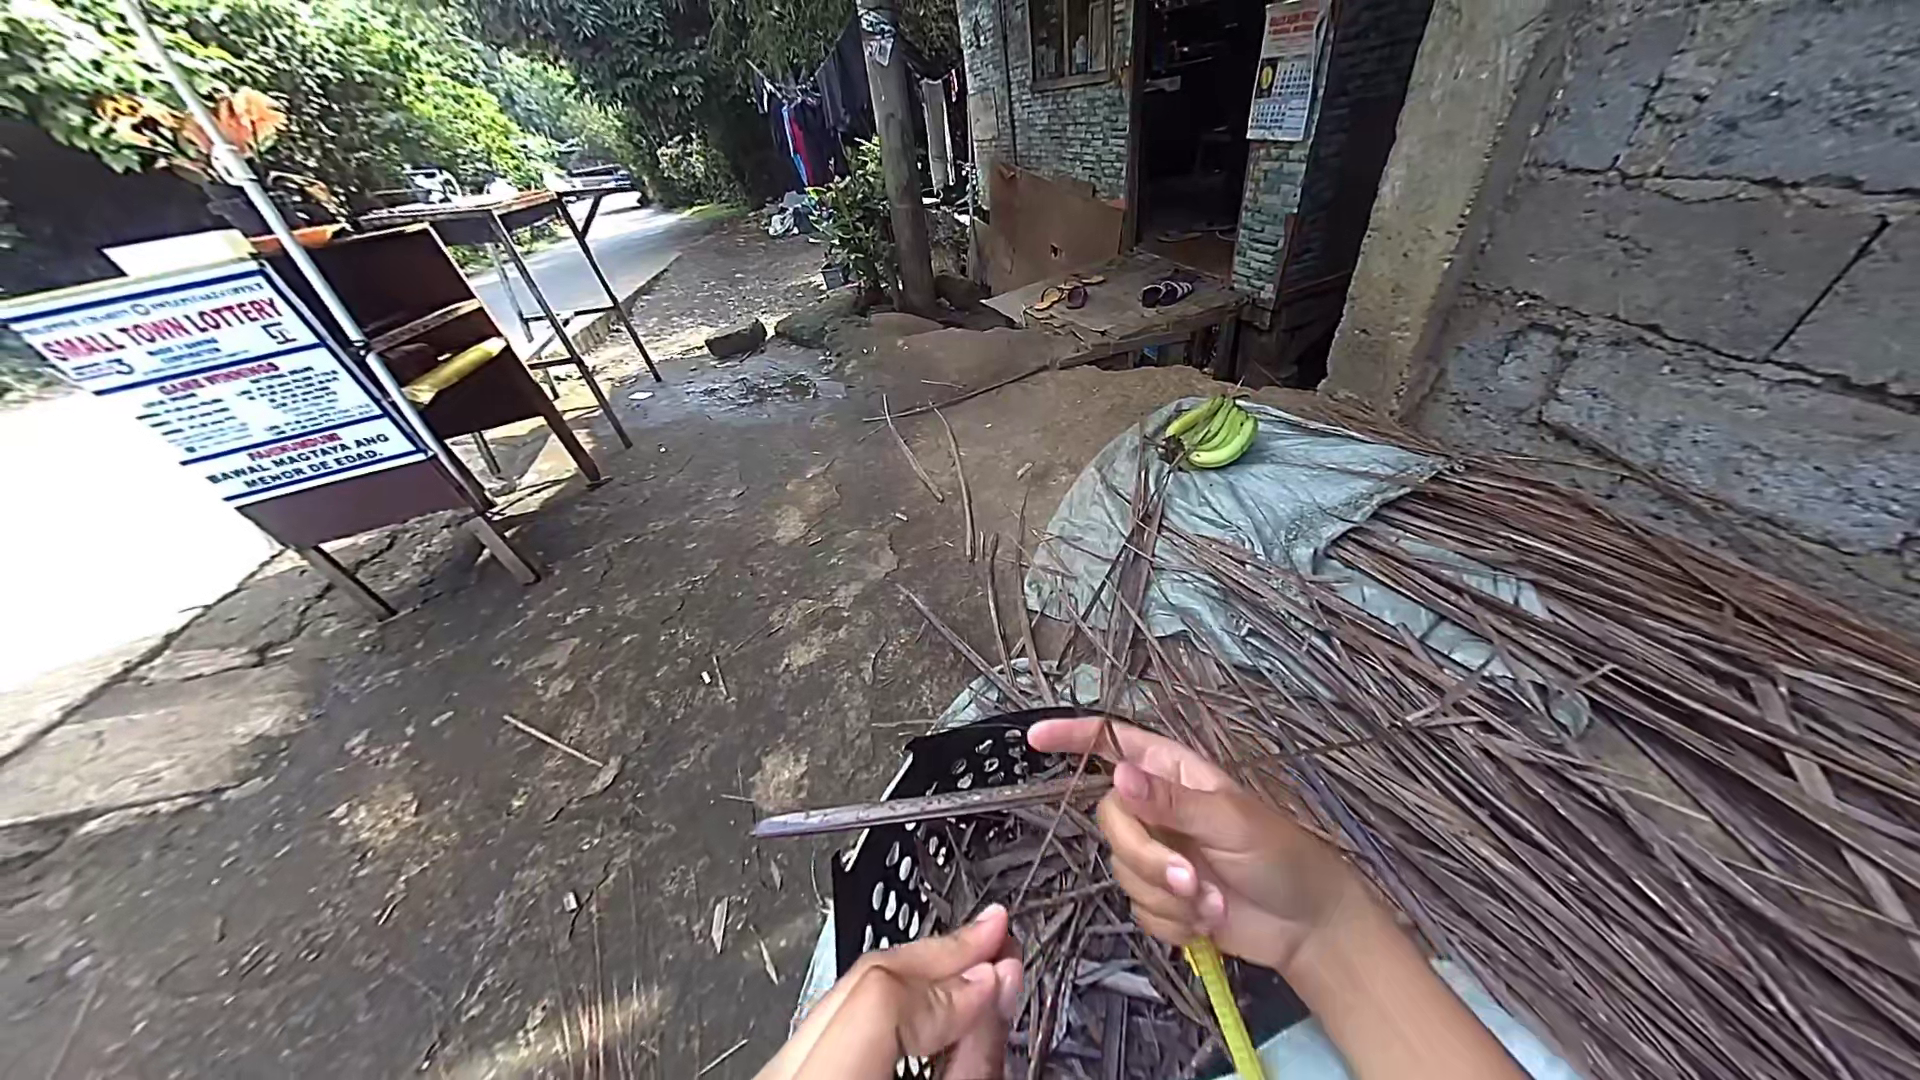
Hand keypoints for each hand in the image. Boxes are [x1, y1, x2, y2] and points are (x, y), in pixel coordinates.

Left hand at [754, 904, 1022, 1079]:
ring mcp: (779, 1061)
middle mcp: (784, 1065)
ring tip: (975, 951)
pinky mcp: (788, 1061)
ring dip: (925, 967)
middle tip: (998, 930)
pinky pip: (845, 1008)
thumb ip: (965, 1059)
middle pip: (868, 974)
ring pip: (856, 984)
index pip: (882, 994)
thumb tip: (997, 984)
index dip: (952, 970)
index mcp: (818, 1078)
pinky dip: (897, 996)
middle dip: (944, 951)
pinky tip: (931, 990)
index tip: (1001, 967)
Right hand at [1028, 717, 1370, 975]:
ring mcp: (1154, 850)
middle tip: (1191, 878)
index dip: (1071, 736)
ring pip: (1122, 867)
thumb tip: (1118, 776)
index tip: (1035, 738)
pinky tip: (1205, 920)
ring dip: (1167, 893)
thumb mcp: (1229, 819)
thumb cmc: (1277, 852)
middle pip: (1111, 820)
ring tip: (1210, 900)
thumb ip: (1171, 801)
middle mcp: (1153, 806)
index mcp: (1168, 771)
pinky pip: (1137, 906)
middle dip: (1147, 856)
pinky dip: (1172, 921)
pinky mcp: (1158, 894)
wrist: (1306, 925)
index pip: (1111, 742)